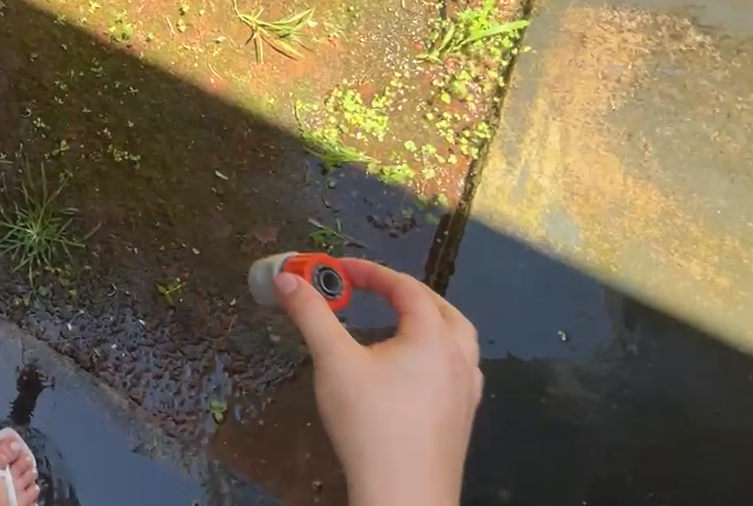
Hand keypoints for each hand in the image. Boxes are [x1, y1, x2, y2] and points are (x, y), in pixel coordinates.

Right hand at [275, 258, 481, 505]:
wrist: (403, 494)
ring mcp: (466, 394)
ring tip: (393, 319)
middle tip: (371, 287)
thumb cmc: (370, 420)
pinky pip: (456, 368)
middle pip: (444, 312)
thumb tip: (286, 277)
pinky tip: (409, 364)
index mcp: (433, 341)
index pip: (408, 290)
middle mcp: (459, 362)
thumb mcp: (332, 359)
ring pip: (458, 342)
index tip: (338, 268)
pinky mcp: (460, 419)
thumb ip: (311, 314)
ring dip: (427, 320)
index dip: (372, 272)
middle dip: (407, 292)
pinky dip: (434, 350)